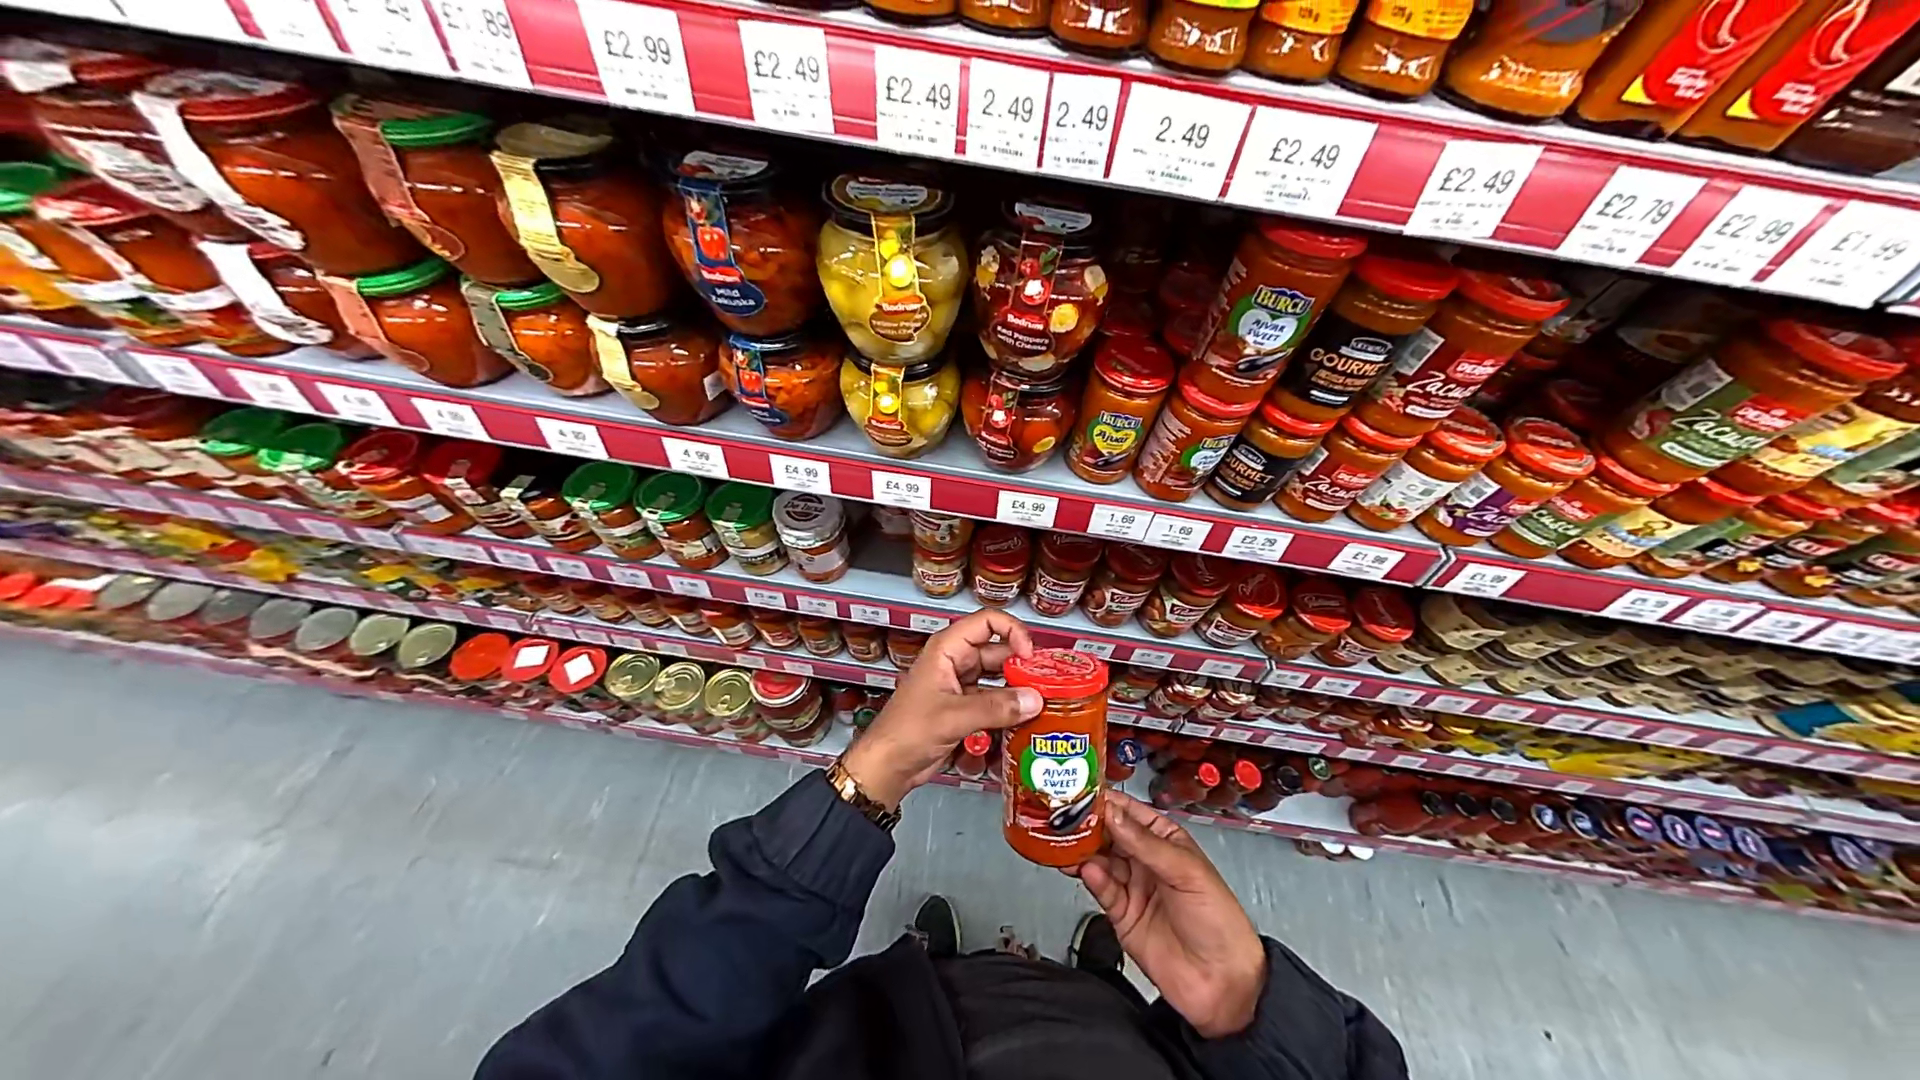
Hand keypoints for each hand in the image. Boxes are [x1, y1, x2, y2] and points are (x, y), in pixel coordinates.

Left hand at [840, 609, 1041, 807]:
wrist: (887, 765)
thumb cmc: (908, 731)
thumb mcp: (954, 716)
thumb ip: (996, 707)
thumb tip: (1034, 700)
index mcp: (948, 649)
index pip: (987, 622)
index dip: (1013, 632)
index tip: (1030, 656)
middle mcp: (956, 661)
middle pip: (998, 651)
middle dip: (1022, 664)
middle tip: (1047, 683)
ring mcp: (961, 685)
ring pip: (998, 677)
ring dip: (1018, 688)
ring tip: (1044, 701)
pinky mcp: (964, 708)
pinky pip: (994, 700)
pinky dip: (1009, 707)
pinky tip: (1026, 719)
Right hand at [1065, 792, 1265, 1038]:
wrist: (1223, 985)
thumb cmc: (1220, 921)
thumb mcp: (1186, 871)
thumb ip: (1145, 843)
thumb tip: (1113, 814)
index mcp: (1165, 841)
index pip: (1130, 812)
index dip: (1107, 801)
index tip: (1084, 793)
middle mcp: (1146, 860)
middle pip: (1108, 833)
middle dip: (1088, 824)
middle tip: (1067, 816)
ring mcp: (1132, 886)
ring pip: (1099, 859)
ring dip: (1082, 850)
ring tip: (1067, 842)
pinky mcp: (1121, 913)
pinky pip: (1100, 889)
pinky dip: (1090, 877)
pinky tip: (1086, 870)